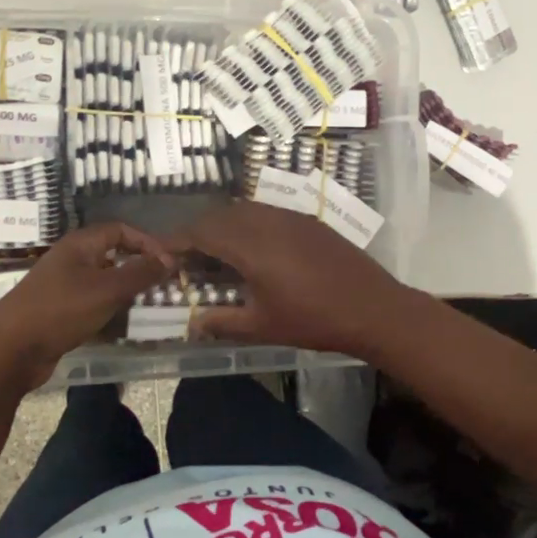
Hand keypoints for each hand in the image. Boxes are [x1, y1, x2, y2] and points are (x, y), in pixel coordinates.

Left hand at [0, 223, 173, 388]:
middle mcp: (72, 261)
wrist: (12, 348)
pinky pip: (93, 307)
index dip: (147, 243)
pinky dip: (110, 315)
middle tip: (163, 289)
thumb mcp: (107, 290)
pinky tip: (125, 329)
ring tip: (150, 310)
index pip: (120, 230)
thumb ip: (140, 274)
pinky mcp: (61, 313)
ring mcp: (64, 288)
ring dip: (127, 296)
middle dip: (139, 271)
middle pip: (113, 257)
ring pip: (104, 285)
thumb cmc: (62, 310)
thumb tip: (169, 259)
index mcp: (80, 245)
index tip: (169, 263)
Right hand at [178, 201, 419, 355]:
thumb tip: (193, 323)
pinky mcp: (309, 222)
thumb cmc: (314, 320)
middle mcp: (268, 222)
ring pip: (245, 210)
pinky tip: (254, 251)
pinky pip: (268, 213)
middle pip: (221, 215)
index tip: (163, 254)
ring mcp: (291, 218)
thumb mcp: (263, 327)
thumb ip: (223, 322)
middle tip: (188, 258)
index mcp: (251, 246)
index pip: (202, 232)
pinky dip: (249, 225)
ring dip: (224, 226)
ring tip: (218, 255)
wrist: (373, 308)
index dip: (178, 241)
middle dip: (199, 232)